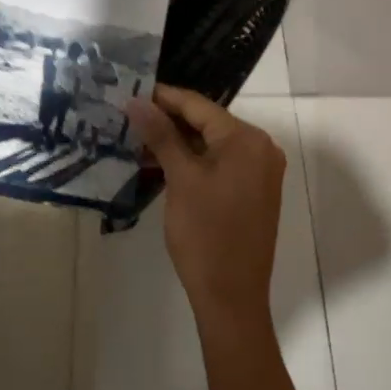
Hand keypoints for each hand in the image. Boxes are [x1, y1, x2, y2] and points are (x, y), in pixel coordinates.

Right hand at [126, 86, 284, 317]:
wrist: (231, 298)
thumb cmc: (205, 234)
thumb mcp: (180, 179)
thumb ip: (160, 134)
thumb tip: (136, 100)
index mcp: (246, 139)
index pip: (199, 106)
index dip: (163, 97)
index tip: (130, 91)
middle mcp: (260, 148)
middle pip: (207, 122)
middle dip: (169, 120)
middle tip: (130, 116)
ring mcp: (260, 171)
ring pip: (212, 143)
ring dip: (179, 142)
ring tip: (139, 139)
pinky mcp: (254, 191)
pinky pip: (221, 163)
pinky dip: (194, 161)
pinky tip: (163, 162)